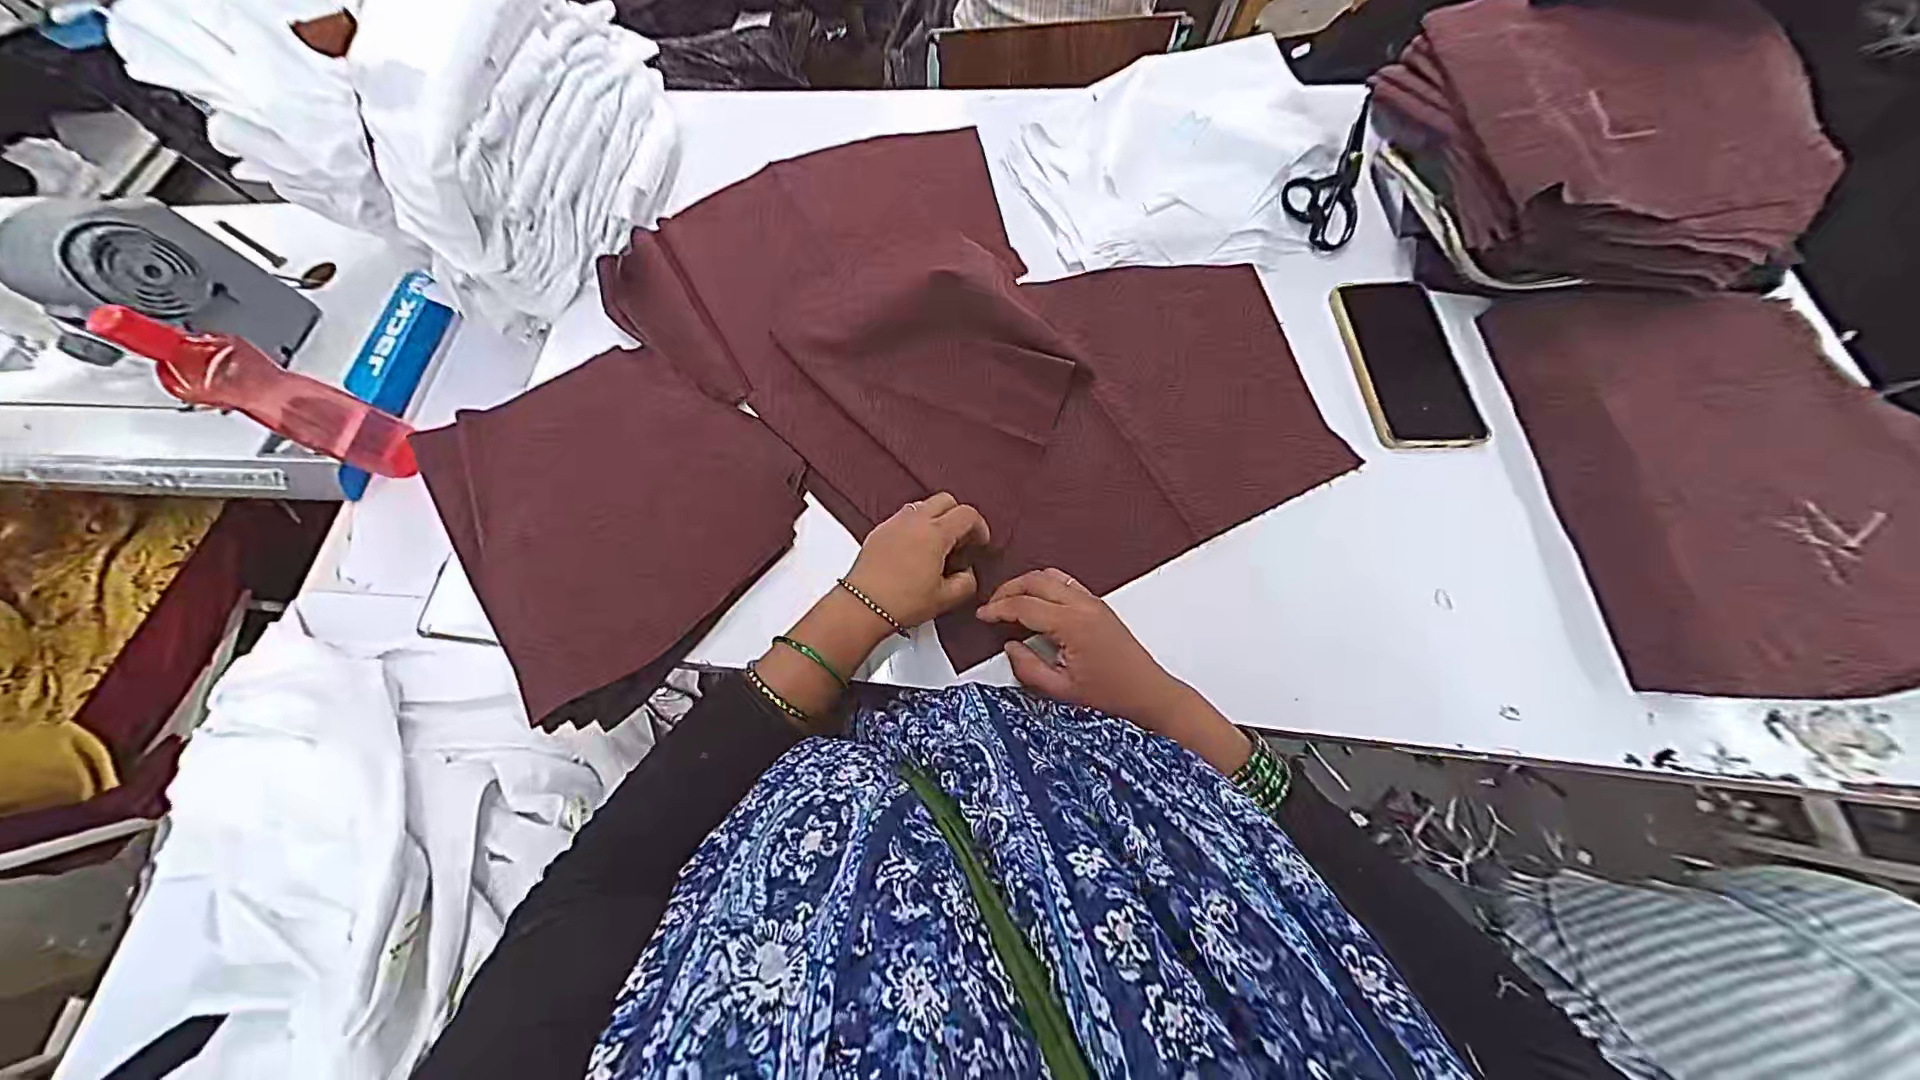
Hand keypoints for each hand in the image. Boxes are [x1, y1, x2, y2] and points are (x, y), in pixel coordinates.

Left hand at [843, 493, 990, 629]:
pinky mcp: (878, 531)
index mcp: (935, 533)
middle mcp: (914, 521)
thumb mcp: (946, 598)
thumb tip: (966, 574)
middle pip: (946, 500)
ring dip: (936, 517)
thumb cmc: (900, 602)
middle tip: (961, 539)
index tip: (979, 542)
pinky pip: (903, 517)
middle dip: (958, 516)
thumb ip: (966, 581)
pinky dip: (915, 526)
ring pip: (923, 505)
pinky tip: (915, 549)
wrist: (863, 606)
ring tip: (937, 543)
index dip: (979, 527)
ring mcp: (894, 523)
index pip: (967, 514)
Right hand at [975, 568, 1251, 772]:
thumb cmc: (1113, 694)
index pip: (1023, 604)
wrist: (1148, 694)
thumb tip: (1010, 647)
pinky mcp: (1099, 605)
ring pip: (1050, 575)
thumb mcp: (1061, 690)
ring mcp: (1093, 602)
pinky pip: (1065, 582)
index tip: (983, 616)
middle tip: (992, 607)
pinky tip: (1036, 602)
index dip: (997, 608)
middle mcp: (1083, 605)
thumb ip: (1028, 668)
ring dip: (1026, 584)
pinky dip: (1045, 584)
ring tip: (1010, 602)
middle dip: (1008, 590)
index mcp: (1072, 623)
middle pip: (1034, 580)